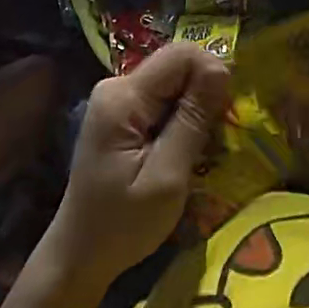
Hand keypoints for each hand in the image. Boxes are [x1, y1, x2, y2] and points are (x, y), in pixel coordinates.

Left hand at [44, 44, 229, 284]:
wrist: (81, 251)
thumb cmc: (124, 223)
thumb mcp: (167, 176)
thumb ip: (193, 120)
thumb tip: (221, 68)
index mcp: (122, 96)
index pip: (180, 55)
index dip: (212, 75)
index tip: (226, 117)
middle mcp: (116, 86)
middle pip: (177, 67)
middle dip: (206, 94)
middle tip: (217, 139)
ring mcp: (116, 100)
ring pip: (174, 84)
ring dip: (196, 110)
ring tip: (203, 150)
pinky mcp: (122, 116)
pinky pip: (162, 101)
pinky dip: (182, 120)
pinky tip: (185, 151)